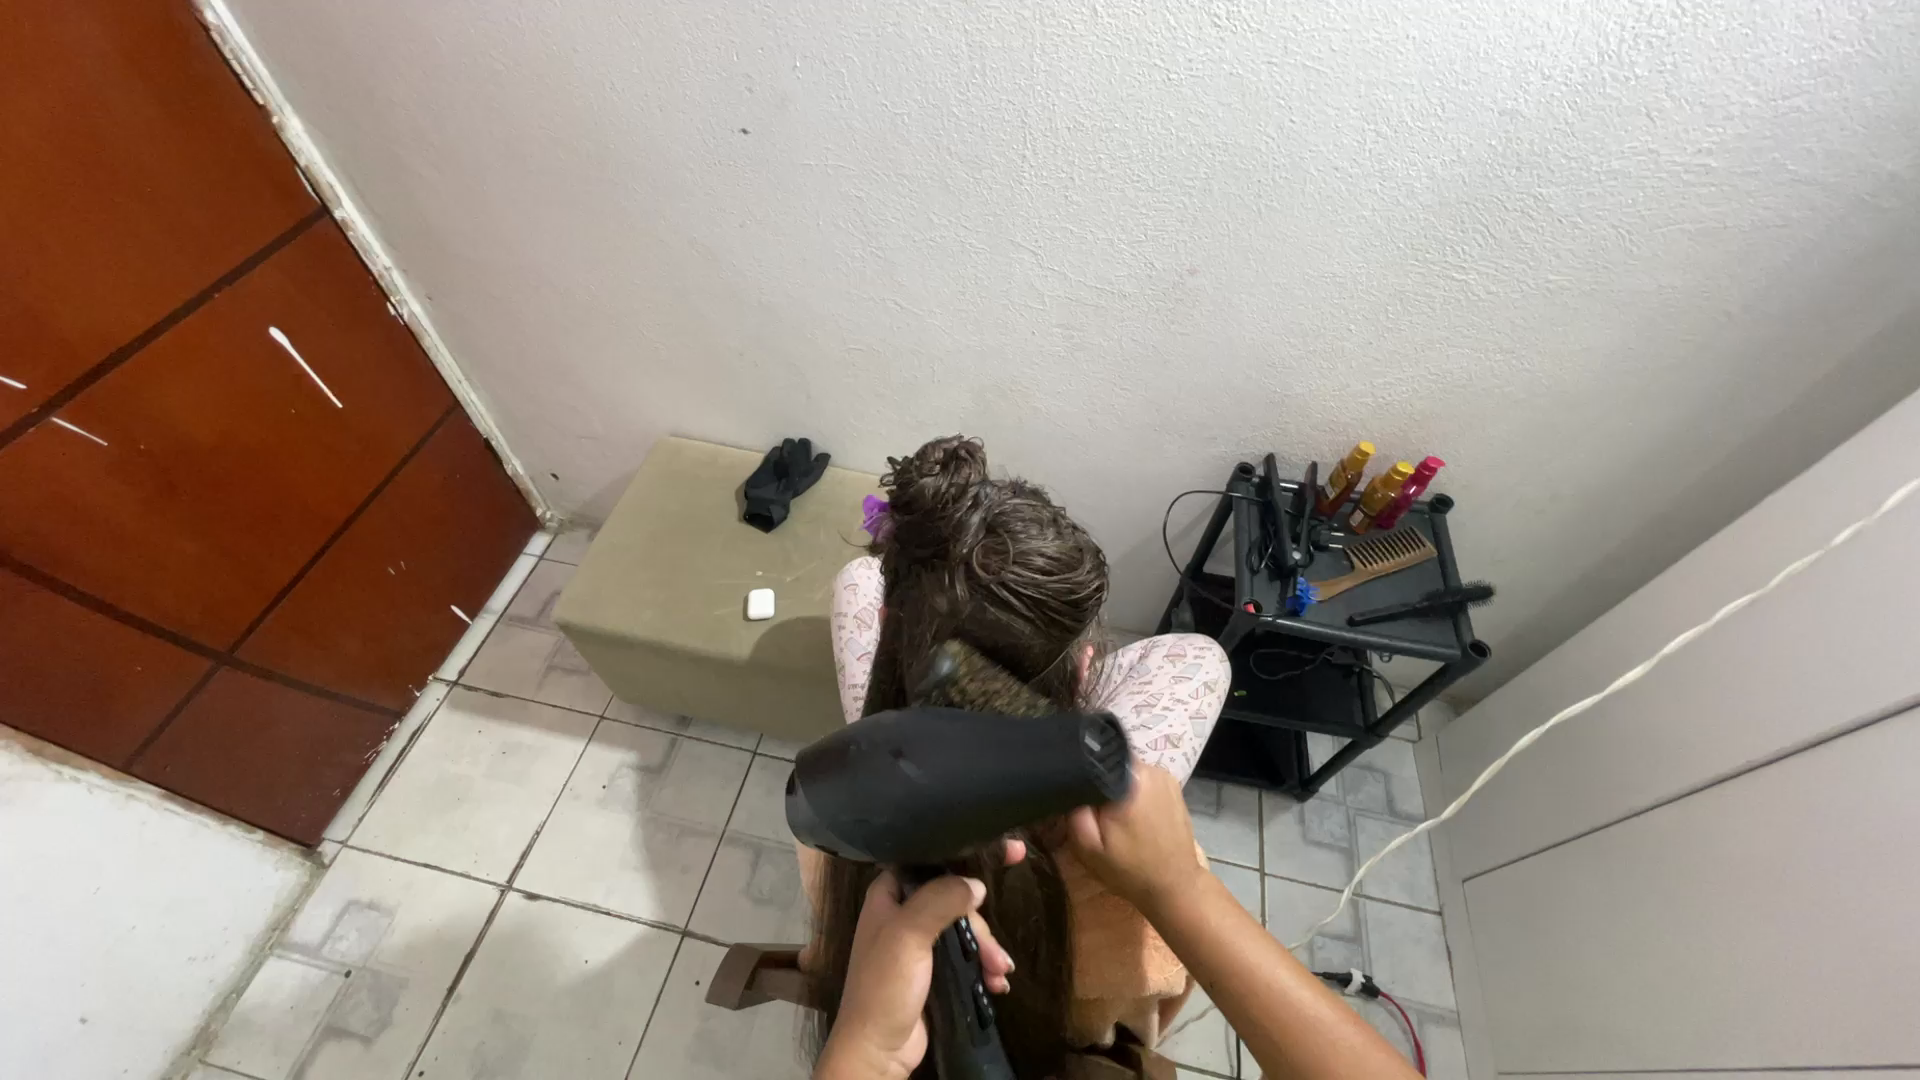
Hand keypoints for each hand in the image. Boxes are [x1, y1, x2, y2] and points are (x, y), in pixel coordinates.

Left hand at [817, 871, 1015, 1079]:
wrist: (877, 1052)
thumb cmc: (884, 985)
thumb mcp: (909, 934)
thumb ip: (942, 899)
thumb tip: (977, 884)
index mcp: (891, 891)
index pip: (933, 859)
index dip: (968, 855)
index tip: (1009, 852)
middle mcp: (904, 909)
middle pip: (956, 897)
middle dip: (980, 925)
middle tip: (996, 952)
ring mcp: (919, 940)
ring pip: (964, 927)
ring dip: (986, 948)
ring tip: (1000, 974)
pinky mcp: (933, 968)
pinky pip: (966, 954)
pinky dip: (983, 965)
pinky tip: (996, 983)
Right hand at [1066, 763, 1204, 913]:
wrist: (1175, 887)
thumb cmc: (1130, 869)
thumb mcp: (1089, 847)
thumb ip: (1074, 811)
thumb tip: (1069, 785)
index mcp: (1126, 780)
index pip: (1092, 759)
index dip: (1081, 775)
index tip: (1078, 797)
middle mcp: (1147, 768)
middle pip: (1109, 764)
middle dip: (1099, 782)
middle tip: (1097, 811)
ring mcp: (1164, 774)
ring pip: (1126, 769)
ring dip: (1117, 786)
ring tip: (1116, 813)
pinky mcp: (1173, 784)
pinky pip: (1143, 777)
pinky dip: (1135, 789)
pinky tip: (1134, 812)